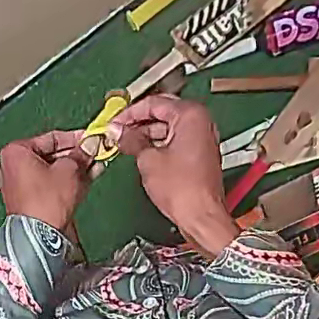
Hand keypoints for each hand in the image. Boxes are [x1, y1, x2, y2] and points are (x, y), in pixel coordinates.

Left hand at [0, 130, 89, 232]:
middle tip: (94, 154)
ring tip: (95, 166)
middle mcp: (13, 167)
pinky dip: (68, 183)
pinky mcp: (30, 202)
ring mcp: (20, 187)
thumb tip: (90, 145)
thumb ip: (80, 154)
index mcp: (16, 152)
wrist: (40, 236)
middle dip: (76, 156)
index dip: (75, 138)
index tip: (91, 139)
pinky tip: (87, 180)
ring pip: (53, 172)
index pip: (51, 138)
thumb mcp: (69, 169)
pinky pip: (51, 187)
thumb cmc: (45, 201)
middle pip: (52, 155)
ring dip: (75, 169)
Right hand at [108, 96, 240, 255]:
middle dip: (138, 122)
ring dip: (147, 135)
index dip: (130, 112)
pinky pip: (176, 141)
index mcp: (191, 115)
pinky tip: (143, 155)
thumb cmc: (185, 190)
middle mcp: (201, 122)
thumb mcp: (148, 160)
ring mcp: (202, 138)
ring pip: (168, 128)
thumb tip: (119, 131)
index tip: (115, 121)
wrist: (200, 216)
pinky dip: (159, 145)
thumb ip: (131, 140)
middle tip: (118, 131)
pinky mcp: (199, 154)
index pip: (154, 102)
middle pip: (162, 112)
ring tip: (127, 145)